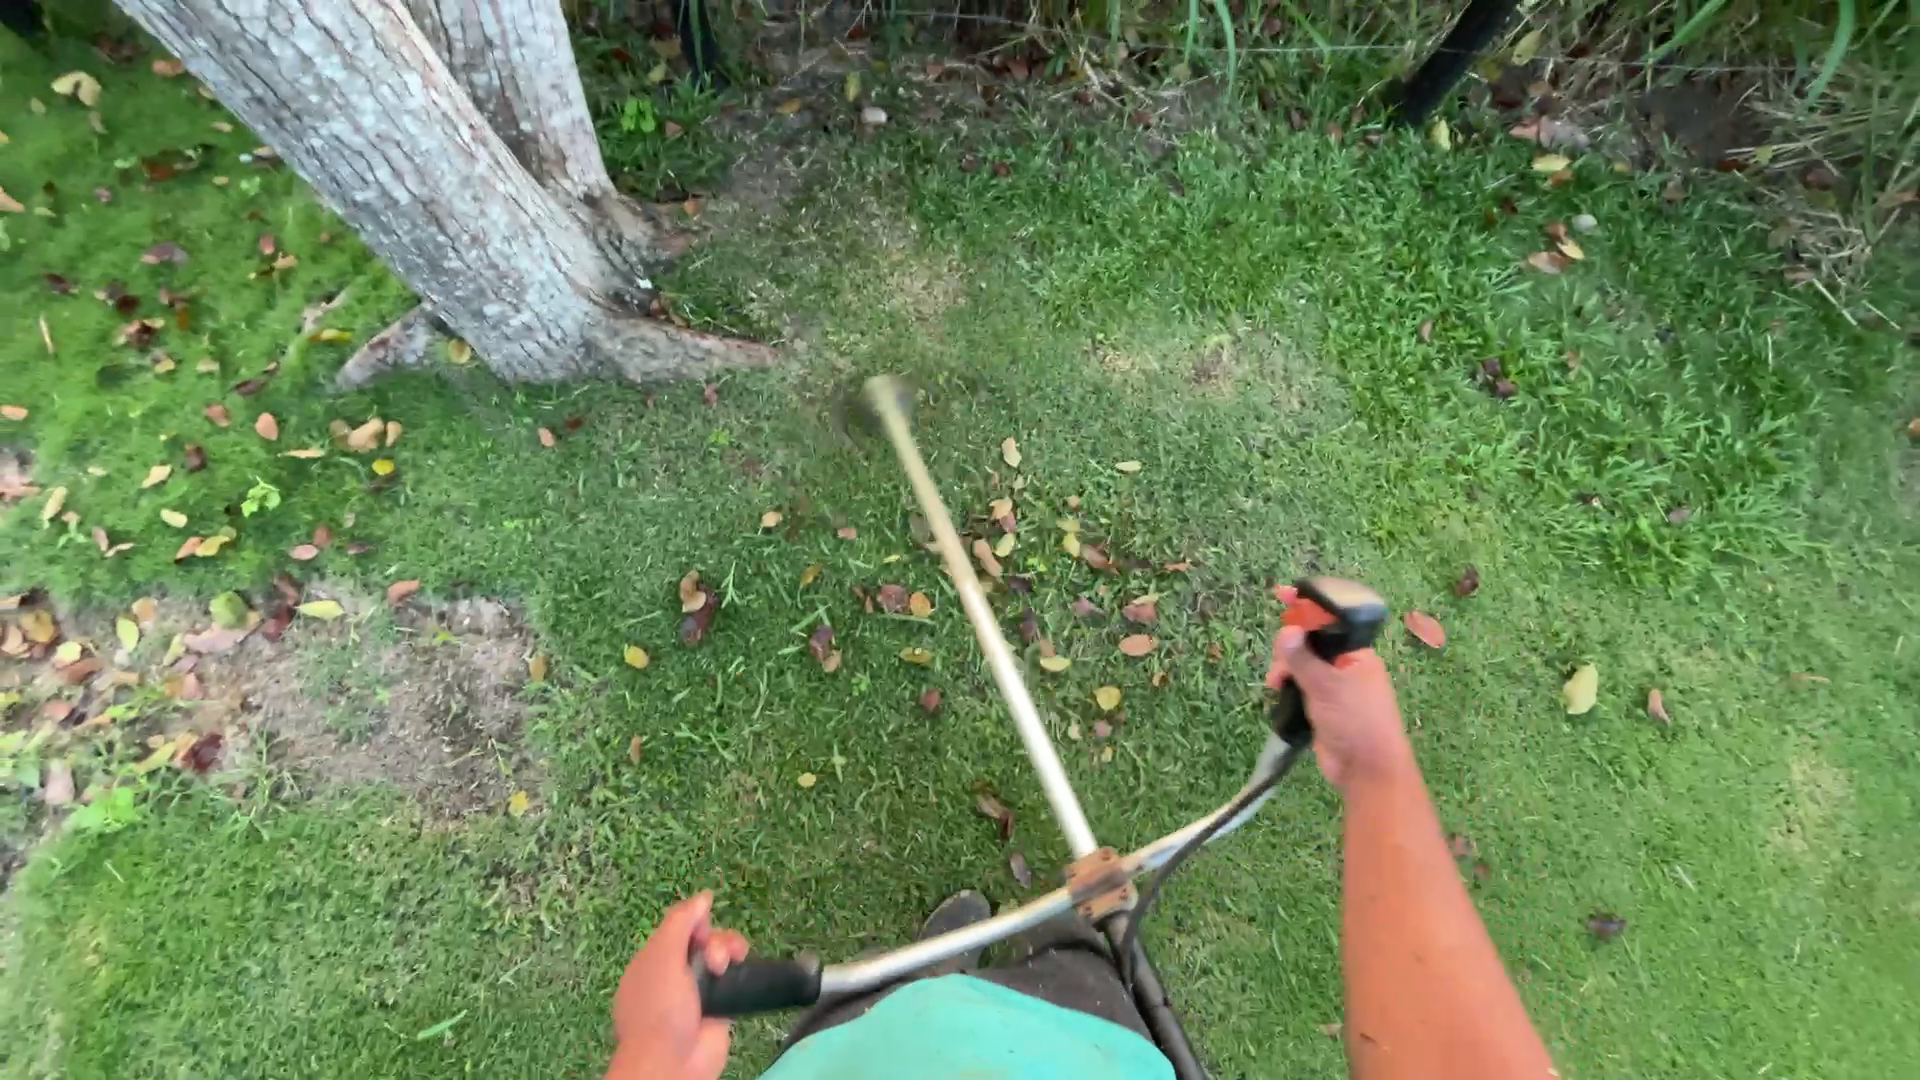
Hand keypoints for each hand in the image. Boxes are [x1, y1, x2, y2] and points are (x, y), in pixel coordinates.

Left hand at [606, 891, 749, 1079]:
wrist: (672, 1064)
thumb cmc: (660, 1008)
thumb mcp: (662, 957)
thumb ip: (681, 921)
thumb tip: (705, 896)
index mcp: (651, 963)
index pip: (677, 929)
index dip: (693, 924)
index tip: (701, 931)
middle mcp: (673, 975)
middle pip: (702, 939)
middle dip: (713, 939)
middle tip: (714, 956)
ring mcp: (697, 991)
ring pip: (720, 953)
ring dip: (727, 948)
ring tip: (727, 964)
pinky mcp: (720, 1004)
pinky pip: (733, 974)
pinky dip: (738, 966)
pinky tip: (740, 965)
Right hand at [1266, 585, 1412, 792]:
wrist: (1366, 770)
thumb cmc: (1355, 721)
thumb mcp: (1326, 685)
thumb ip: (1302, 657)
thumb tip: (1286, 631)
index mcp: (1356, 656)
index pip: (1330, 622)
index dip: (1307, 607)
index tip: (1283, 594)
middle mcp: (1345, 667)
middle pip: (1309, 642)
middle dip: (1289, 648)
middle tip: (1280, 664)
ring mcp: (1333, 687)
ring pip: (1300, 664)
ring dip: (1285, 669)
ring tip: (1277, 683)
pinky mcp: (1322, 705)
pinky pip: (1299, 685)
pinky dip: (1287, 686)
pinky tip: (1278, 693)